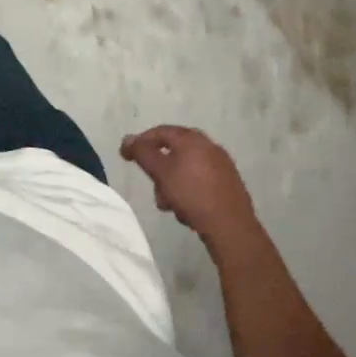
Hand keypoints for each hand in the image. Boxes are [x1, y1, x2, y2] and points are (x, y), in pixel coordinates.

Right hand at [119, 125, 257, 241]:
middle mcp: (209, 146)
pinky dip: (187, 187)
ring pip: (186, 167)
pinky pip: (200, 178)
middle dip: (158, 167)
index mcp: (192, 140)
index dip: (140, 142)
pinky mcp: (228, 182)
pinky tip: (184, 205)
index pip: (160, 132)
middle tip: (151, 181)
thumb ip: (142, 152)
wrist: (230, 225)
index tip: (125, 156)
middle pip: (174, 150)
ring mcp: (222, 164)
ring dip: (171, 181)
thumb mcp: (160, 172)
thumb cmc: (190, 194)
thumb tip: (128, 139)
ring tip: (167, 201)